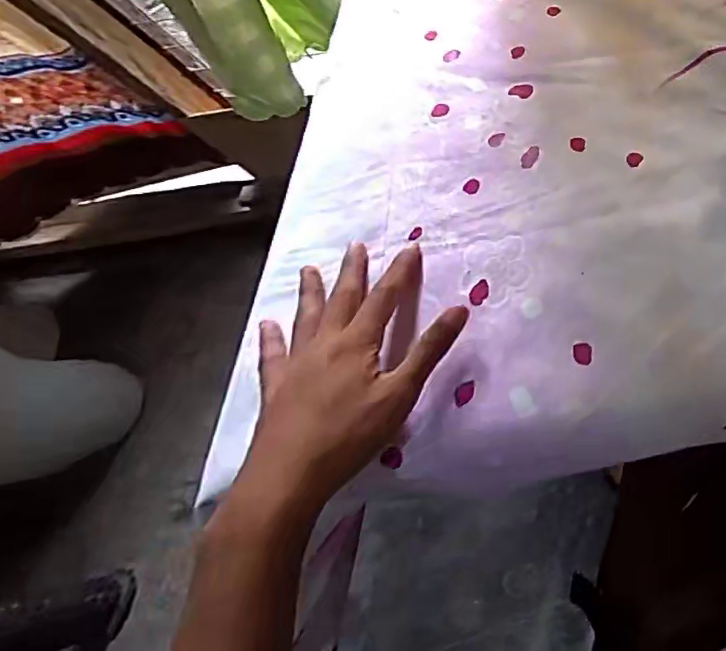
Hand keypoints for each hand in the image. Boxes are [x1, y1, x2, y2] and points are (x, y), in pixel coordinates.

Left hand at [238, 242, 467, 518]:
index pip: (385, 298)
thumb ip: (428, 350)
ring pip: (307, 319)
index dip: (400, 272)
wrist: (285, 479)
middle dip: (354, 272)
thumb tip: (459, 310)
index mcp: (358, 343)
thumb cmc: (350, 436)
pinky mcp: (276, 388)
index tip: (411, 247)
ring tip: (309, 270)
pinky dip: (271, 338)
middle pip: (343, 299)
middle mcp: (326, 344)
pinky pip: (273, 355)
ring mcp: (297, 365)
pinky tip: (266, 325)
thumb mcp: (400, 394)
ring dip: (311, 292)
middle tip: (356, 246)